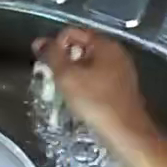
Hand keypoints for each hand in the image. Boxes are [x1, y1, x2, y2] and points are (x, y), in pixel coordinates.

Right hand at [32, 27, 155, 144]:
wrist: (126, 133)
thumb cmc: (95, 102)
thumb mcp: (66, 76)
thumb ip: (51, 55)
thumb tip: (39, 42)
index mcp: (105, 45)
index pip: (71, 33)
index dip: (54, 46)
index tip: (46, 66)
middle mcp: (116, 53)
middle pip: (81, 48)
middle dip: (62, 61)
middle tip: (52, 79)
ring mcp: (121, 71)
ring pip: (88, 65)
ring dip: (72, 75)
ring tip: (63, 91)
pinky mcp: (122, 89)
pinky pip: (97, 79)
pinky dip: (85, 85)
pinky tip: (79, 100)